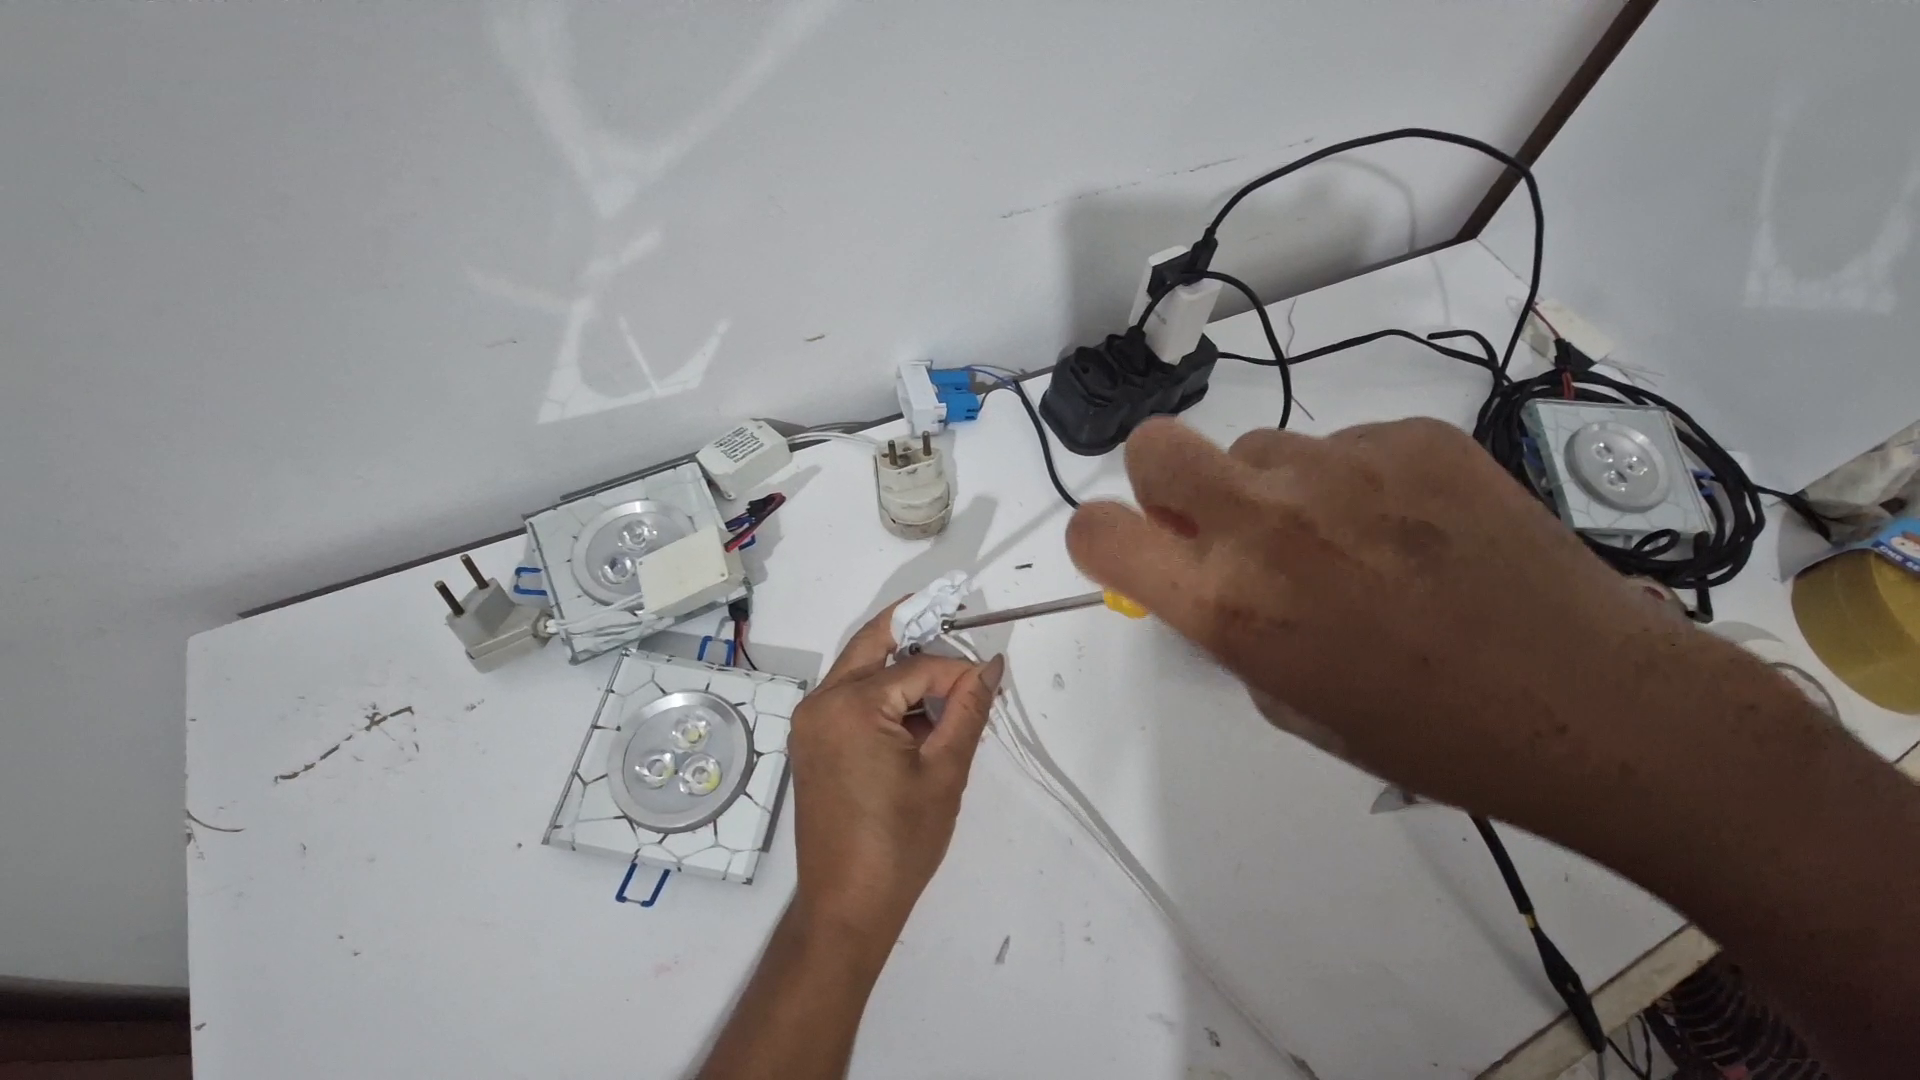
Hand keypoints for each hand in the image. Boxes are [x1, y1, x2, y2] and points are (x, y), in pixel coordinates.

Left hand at [787, 604, 1004, 947]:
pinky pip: (850, 698)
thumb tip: (990, 665)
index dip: (958, 671)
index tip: (989, 683)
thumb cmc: (900, 842)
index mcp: (851, 704)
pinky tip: (918, 712)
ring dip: (900, 665)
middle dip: (914, 626)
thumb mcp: (945, 772)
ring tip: (947, 679)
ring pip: (860, 669)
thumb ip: (967, 710)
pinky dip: (884, 695)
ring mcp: (810, 722)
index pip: (918, 667)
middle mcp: (821, 701)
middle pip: (873, 644)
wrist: (846, 905)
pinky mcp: (812, 742)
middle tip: (952, 608)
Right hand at [1063, 417, 1767, 838]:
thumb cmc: (1424, 733)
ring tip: (1350, 538)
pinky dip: (1356, 479)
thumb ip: (1226, 624)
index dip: (1102, 537)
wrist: (1590, 705)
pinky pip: (1345, 443)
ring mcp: (1340, 467)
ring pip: (1260, 447)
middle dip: (1167, 481)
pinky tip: (1416, 527)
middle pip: (1155, 446)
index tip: (1136, 550)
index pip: (1098, 531)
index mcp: (1225, 602)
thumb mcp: (1288, 701)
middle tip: (1222, 522)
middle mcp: (1264, 520)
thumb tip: (1207, 572)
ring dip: (1274, 486)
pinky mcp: (1412, 437)